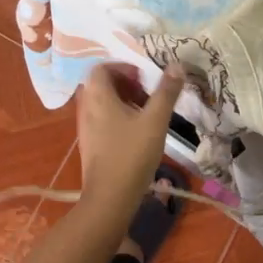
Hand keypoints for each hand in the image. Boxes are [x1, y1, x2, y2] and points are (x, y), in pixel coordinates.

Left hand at [75, 63, 182, 218]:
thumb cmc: (132, 154)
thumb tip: (176, 65)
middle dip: (125, 84)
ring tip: (146, 112)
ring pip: (102, 103)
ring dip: (123, 101)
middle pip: (101, 84)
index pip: (102, 68)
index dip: (123, 67)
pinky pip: (101, 119)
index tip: (144, 79)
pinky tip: (137, 132)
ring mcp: (86, 127)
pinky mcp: (90, 144)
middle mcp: (87, 108)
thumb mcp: (155, 120)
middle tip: (147, 94)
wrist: (109, 197)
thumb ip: (166, 92)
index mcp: (98, 97)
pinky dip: (117, 117)